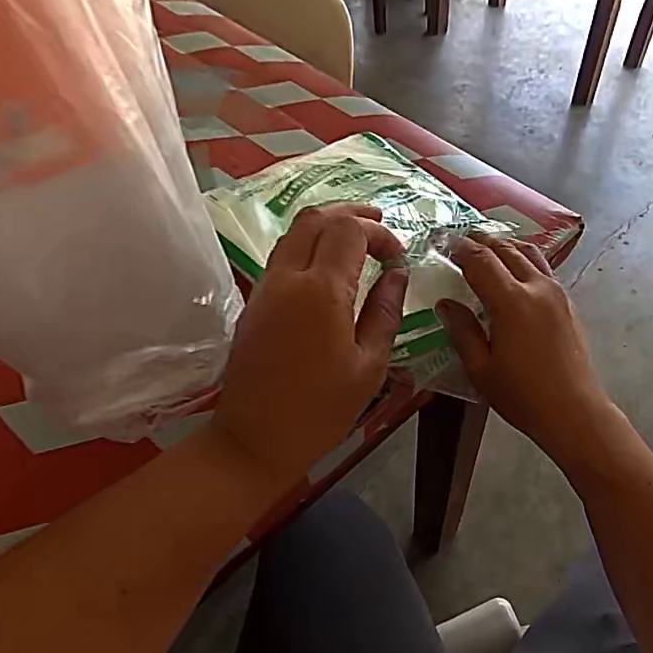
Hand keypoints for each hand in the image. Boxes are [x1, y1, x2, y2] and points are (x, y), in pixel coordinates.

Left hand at [212, 204, 406, 485]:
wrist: (256, 437)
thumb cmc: (322, 409)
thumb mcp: (369, 366)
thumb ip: (385, 312)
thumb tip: (397, 274)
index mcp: (321, 291)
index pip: (350, 232)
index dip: (378, 233)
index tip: (398, 256)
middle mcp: (288, 278)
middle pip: (315, 219)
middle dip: (351, 214)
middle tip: (380, 225)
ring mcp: (265, 289)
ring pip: (293, 234)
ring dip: (326, 226)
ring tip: (357, 239)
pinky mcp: (254, 304)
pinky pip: (282, 257)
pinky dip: (308, 246)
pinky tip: (329, 267)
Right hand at [435, 235, 626, 468]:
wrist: (573, 411)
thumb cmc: (522, 396)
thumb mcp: (480, 368)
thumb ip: (462, 331)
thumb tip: (446, 304)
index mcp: (511, 302)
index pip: (480, 261)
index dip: (460, 248)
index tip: (443, 242)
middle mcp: (537, 288)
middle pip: (506, 249)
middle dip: (481, 241)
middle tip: (461, 239)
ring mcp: (557, 294)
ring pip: (529, 254)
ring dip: (506, 246)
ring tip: (488, 249)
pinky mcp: (568, 305)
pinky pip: (543, 269)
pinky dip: (524, 261)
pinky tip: (515, 273)